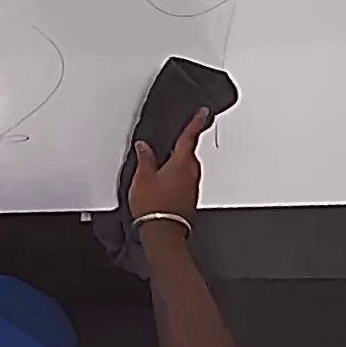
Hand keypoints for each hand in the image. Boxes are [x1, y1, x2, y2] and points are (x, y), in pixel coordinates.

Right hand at [129, 108, 208, 229]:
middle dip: (186, 145)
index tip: (202, 114)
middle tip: (181, 137)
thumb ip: (145, 158)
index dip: (196, 124)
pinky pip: (186, 180)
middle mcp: (190, 175)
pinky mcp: (189, 199)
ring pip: (189, 167)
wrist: (162, 232)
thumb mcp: (142, 177)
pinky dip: (180, 175)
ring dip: (182, 161)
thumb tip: (143, 146)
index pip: (189, 138)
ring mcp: (192, 188)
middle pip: (190, 153)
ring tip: (168, 160)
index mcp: (180, 164)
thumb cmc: (154, 206)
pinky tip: (168, 180)